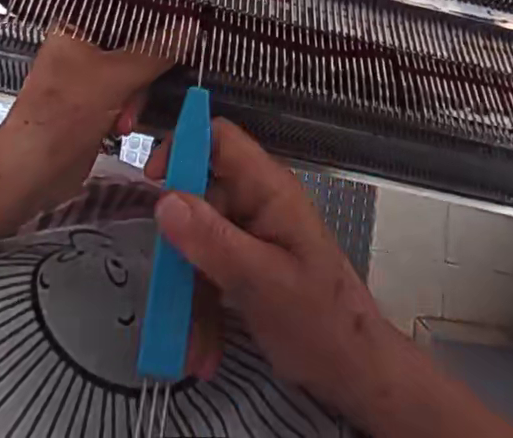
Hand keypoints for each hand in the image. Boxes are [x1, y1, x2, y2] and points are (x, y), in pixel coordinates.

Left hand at [0, 26, 187, 220]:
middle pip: (131, 44)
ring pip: (132, 74)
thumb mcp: (116, 77)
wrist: (34, 170)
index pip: (120, 10)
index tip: (182, 24)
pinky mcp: (94, 106)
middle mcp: (78, 48)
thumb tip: (190, 26)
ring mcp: (86, 79)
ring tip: (126, 119)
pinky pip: (126, 97)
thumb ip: (155, 52)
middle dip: (143, 70)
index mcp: (73, 28)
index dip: (150, 18)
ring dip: (137, 96)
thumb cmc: (64, 113)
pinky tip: (124, 127)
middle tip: (144, 88)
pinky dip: (130, 110)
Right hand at [149, 121, 512, 437]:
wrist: (358, 375)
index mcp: (267, 188)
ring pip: (196, 239)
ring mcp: (248, 231)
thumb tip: (163, 199)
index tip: (154, 181)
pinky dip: (200, 306)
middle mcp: (254, 200)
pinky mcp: (243, 260)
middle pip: (197, 193)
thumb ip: (212, 239)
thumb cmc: (322, 322)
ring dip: (187, 289)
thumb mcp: (262, 281)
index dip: (182, 147)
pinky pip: (207, 267)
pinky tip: (203, 350)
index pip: (219, 138)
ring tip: (190, 343)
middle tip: (166, 279)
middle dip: (179, 242)